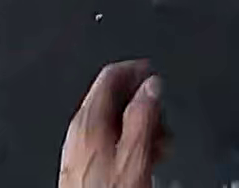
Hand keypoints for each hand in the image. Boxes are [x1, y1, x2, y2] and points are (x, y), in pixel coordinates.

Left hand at [59, 60, 163, 187]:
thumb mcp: (135, 154)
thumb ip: (144, 112)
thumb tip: (152, 84)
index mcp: (88, 120)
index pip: (111, 74)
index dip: (136, 69)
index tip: (155, 76)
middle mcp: (79, 131)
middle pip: (113, 97)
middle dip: (142, 103)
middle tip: (162, 116)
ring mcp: (77, 150)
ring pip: (112, 120)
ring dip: (139, 124)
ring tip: (159, 142)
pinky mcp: (80, 168)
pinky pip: (107, 140)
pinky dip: (127, 141)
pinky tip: (142, 158)